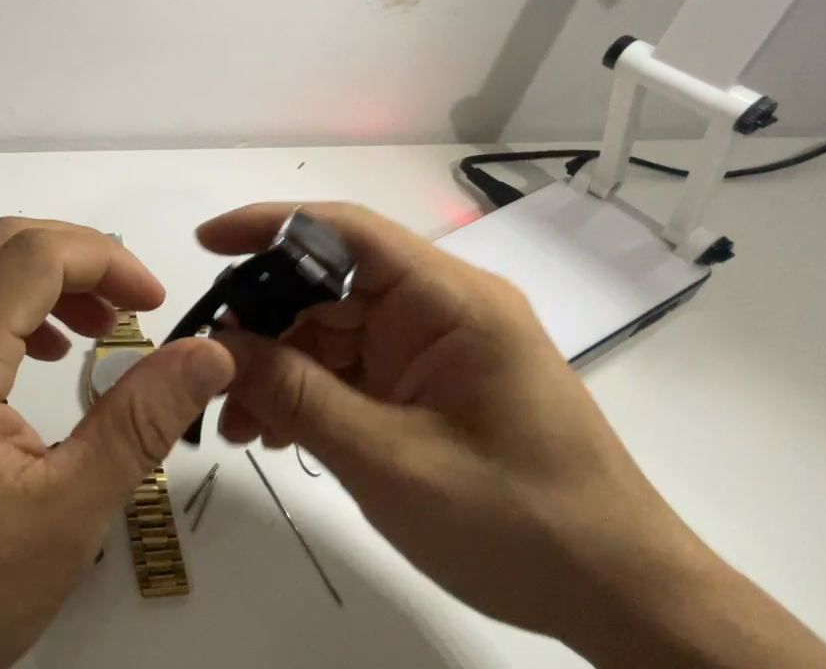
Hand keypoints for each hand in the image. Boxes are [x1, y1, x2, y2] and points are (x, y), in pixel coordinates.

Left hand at [0, 219, 234, 668]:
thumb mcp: (64, 511)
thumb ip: (139, 421)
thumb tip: (211, 354)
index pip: (36, 253)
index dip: (107, 259)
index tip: (157, 304)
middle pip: (2, 246)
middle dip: (78, 259)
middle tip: (132, 309)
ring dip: (42, 284)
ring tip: (94, 333)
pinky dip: (6, 314)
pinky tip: (36, 362)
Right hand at [200, 203, 825, 667]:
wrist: (622, 599)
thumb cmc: (520, 525)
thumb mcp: (390, 462)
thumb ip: (297, 396)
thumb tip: (218, 345)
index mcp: (451, 301)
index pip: (346, 232)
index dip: (268, 226)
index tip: (203, 244)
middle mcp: (442, 308)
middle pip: (327, 287)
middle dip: (263, 326)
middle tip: (212, 374)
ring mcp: (435, 346)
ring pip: (330, 331)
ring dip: (279, 370)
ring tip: (238, 426)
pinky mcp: (428, 383)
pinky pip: (350, 369)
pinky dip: (308, 395)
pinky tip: (275, 434)